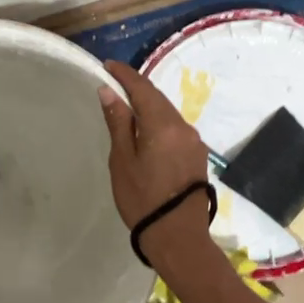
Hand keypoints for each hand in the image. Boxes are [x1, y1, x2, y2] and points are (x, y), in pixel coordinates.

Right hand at [97, 60, 211, 245]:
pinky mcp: (196, 156)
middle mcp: (183, 127)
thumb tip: (109, 91)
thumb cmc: (142, 200)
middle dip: (136, 87)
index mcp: (163, 125)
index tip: (107, 65)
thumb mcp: (122, 161)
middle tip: (112, 83)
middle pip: (158, 98)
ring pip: (167, 113)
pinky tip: (144, 129)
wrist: (178, 237)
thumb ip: (118, 123)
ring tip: (125, 105)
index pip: (143, 88)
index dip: (125, 74)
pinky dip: (157, 121)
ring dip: (147, 105)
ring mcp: (193, 142)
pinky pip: (174, 128)